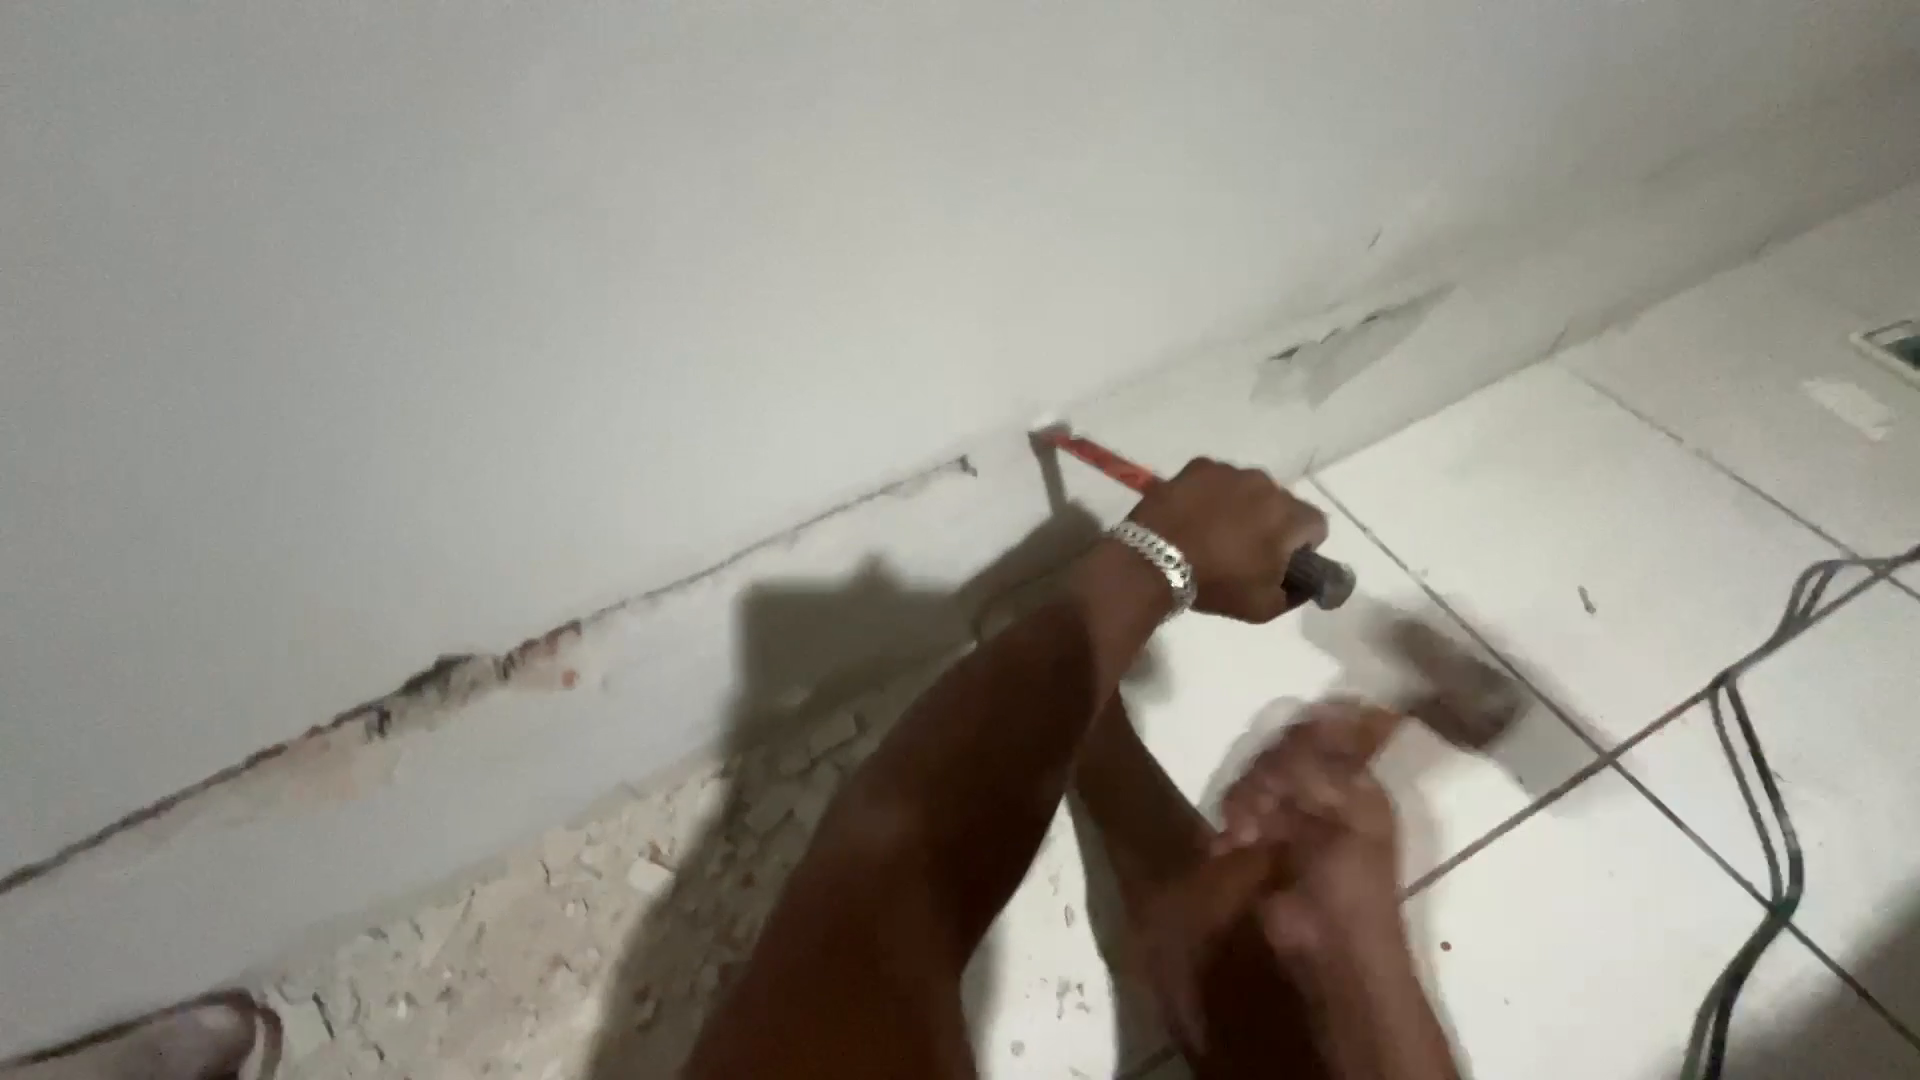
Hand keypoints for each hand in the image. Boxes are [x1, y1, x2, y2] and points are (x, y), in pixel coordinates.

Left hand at [1127, 458, 1328, 622]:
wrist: (1152, 561)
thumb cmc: (1215, 585)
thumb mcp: (1264, 606)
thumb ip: (1296, 593)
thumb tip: (1304, 583)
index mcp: (1289, 515)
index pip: (1315, 526)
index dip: (1301, 546)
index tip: (1278, 562)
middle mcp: (1264, 483)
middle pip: (1279, 503)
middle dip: (1269, 523)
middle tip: (1241, 549)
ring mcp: (1228, 471)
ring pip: (1246, 489)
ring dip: (1239, 506)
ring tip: (1211, 531)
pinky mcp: (1196, 466)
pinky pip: (1214, 480)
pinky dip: (1209, 494)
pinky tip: (1191, 515)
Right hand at [1217, 702, 1404, 960]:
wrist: (1328, 949)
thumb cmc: (1354, 884)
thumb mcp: (1354, 817)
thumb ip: (1328, 765)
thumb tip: (1320, 712)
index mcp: (1352, 784)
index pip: (1324, 732)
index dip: (1305, 729)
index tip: (1287, 742)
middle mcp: (1318, 791)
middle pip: (1279, 751)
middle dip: (1267, 773)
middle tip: (1268, 802)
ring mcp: (1284, 813)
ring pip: (1251, 777)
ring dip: (1246, 801)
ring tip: (1248, 834)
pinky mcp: (1254, 836)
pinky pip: (1233, 807)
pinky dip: (1230, 821)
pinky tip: (1232, 842)